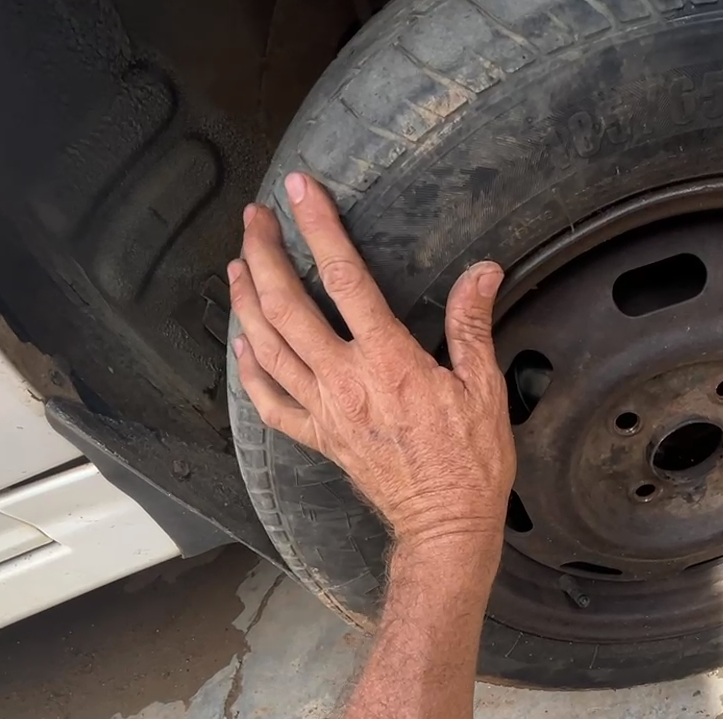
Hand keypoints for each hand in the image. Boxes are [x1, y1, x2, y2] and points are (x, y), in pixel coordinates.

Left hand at [229, 173, 514, 555]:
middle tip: (256, 220)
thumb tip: (483, 273)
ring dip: (246, 300)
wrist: (446, 524)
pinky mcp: (319, 438)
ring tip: (238, 264)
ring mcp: (325, 412)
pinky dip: (249, 371)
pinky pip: (269, 403)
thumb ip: (472, 326)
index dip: (320, 229)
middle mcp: (346, 382)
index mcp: (390, 363)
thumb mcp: (485, 389)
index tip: (300, 192)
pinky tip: (242, 346)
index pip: (346, 280)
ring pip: (267, 347)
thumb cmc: (470, 462)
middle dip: (265, 254)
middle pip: (286, 306)